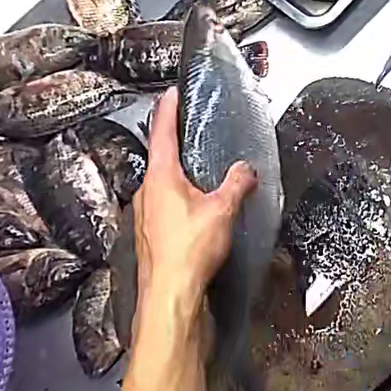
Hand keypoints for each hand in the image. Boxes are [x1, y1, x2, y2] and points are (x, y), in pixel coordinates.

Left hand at [134, 89, 257, 311]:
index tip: (170, 94)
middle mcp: (146, 193)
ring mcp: (145, 215)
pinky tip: (194, 215)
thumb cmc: (187, 253)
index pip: (162, 133)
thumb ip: (236, 184)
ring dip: (178, 179)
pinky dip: (178, 203)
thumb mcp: (221, 210)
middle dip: (175, 146)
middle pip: (160, 159)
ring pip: (162, 187)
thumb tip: (245, 170)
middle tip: (187, 133)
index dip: (168, 110)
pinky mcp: (150, 235)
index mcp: (160, 178)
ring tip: (198, 178)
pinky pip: (164, 209)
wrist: (169, 295)